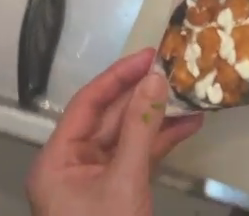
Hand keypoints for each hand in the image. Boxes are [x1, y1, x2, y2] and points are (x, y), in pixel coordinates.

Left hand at [27, 49, 204, 215]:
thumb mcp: (125, 181)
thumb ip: (141, 126)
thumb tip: (155, 77)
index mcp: (57, 161)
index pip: (87, 103)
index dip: (119, 76)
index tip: (151, 54)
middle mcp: (71, 165)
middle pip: (109, 117)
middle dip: (144, 95)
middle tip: (177, 68)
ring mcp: (92, 180)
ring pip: (127, 134)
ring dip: (158, 117)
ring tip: (190, 94)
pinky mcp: (114, 193)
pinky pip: (136, 156)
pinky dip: (161, 141)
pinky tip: (189, 126)